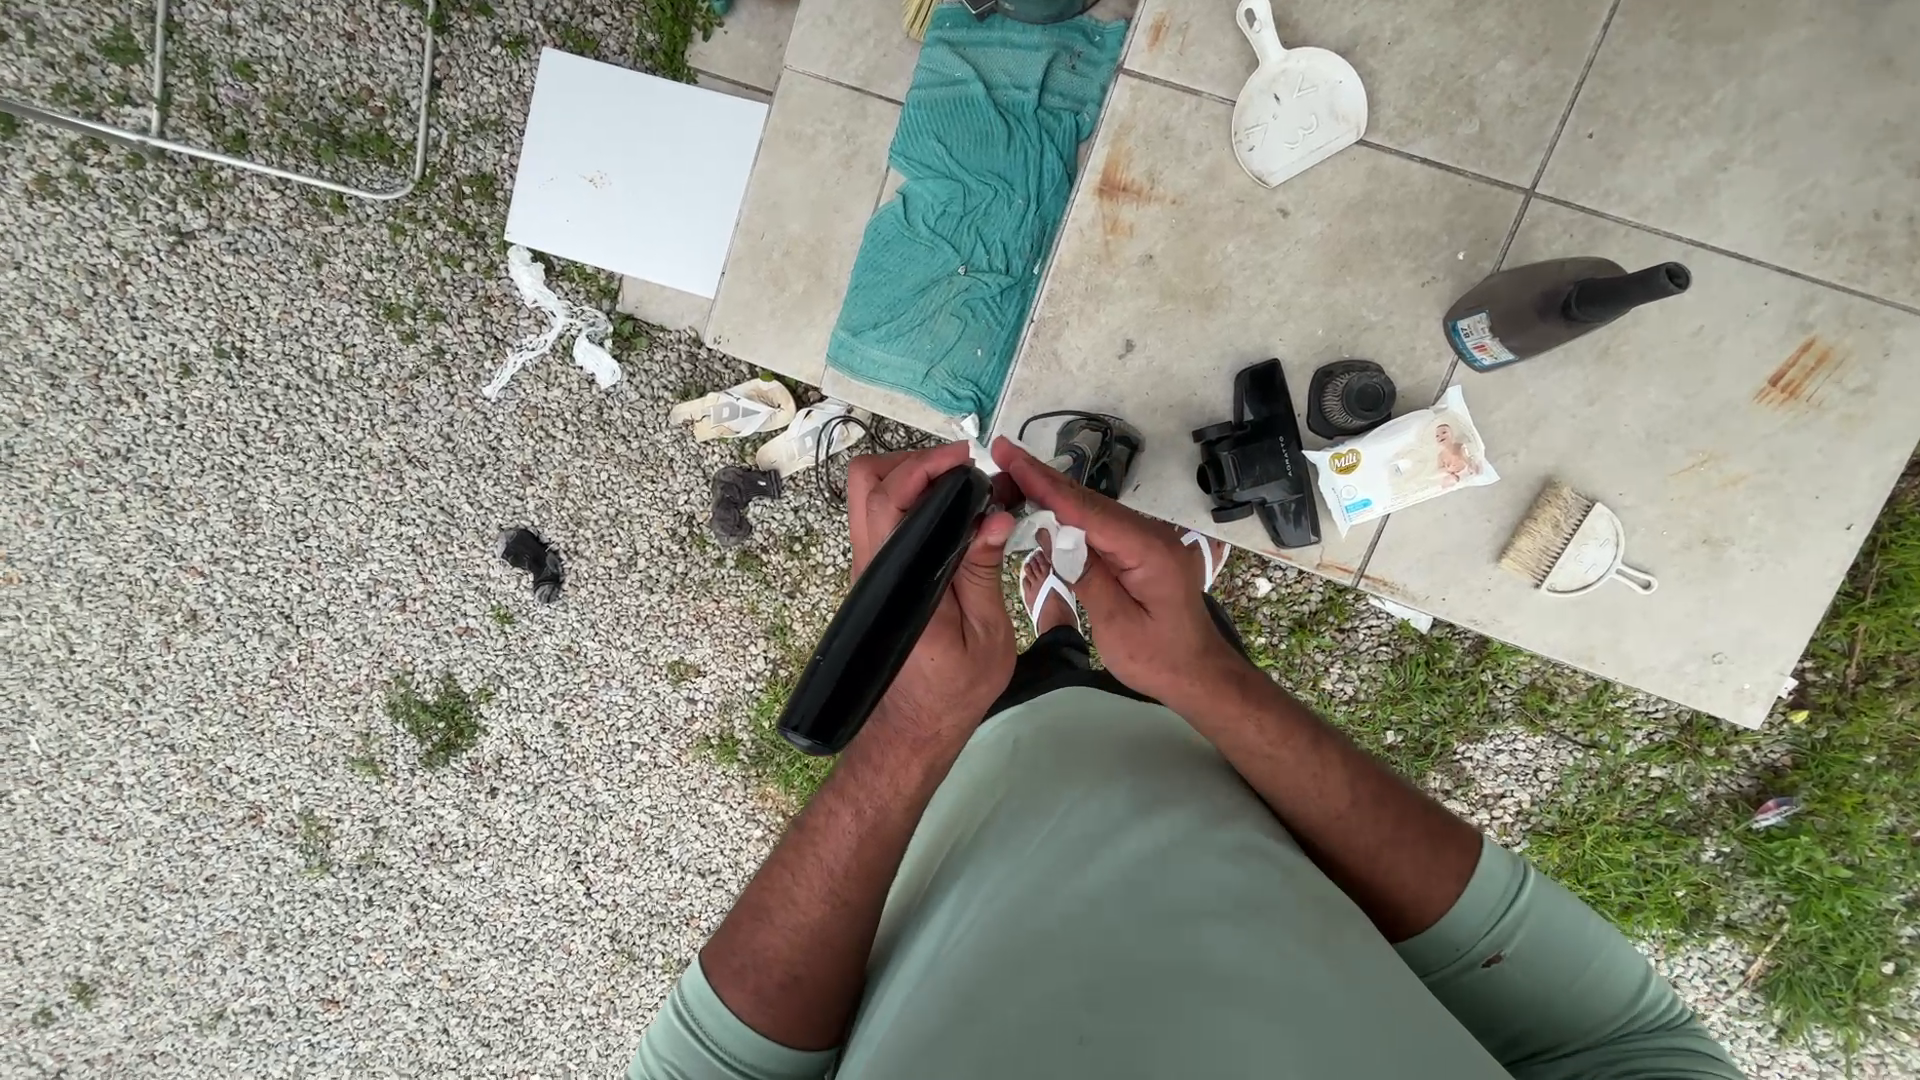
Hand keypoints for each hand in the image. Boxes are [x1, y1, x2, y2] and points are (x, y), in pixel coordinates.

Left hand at [846, 441, 1016, 748]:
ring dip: (913, 480)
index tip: (969, 462)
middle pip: (865, 484)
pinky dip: (916, 503)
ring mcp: (869, 570)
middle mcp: (871, 568)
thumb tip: (996, 515)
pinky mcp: (878, 577)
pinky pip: (886, 522)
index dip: (925, 467)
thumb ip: (983, 572)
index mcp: (896, 582)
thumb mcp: (987, 635)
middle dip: (913, 462)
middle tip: (963, 472)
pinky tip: (956, 515)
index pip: (890, 500)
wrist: (914, 728)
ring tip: (965, 490)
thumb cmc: (953, 692)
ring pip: (871, 499)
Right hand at [991, 436, 1250, 708]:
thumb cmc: (1159, 659)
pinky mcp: (1141, 549)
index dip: (1044, 483)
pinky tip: (1046, 505)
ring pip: (1093, 509)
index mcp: (1147, 550)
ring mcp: (1147, 539)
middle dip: (1042, 477)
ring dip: (1053, 492)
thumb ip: (1087, 576)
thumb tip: (1053, 534)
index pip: (1086, 510)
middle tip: (1003, 454)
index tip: (1011, 456)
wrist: (1198, 673)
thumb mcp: (1117, 625)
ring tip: (1013, 473)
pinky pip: (1100, 525)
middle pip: (1088, 501)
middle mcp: (1150, 534)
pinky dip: (1070, 513)